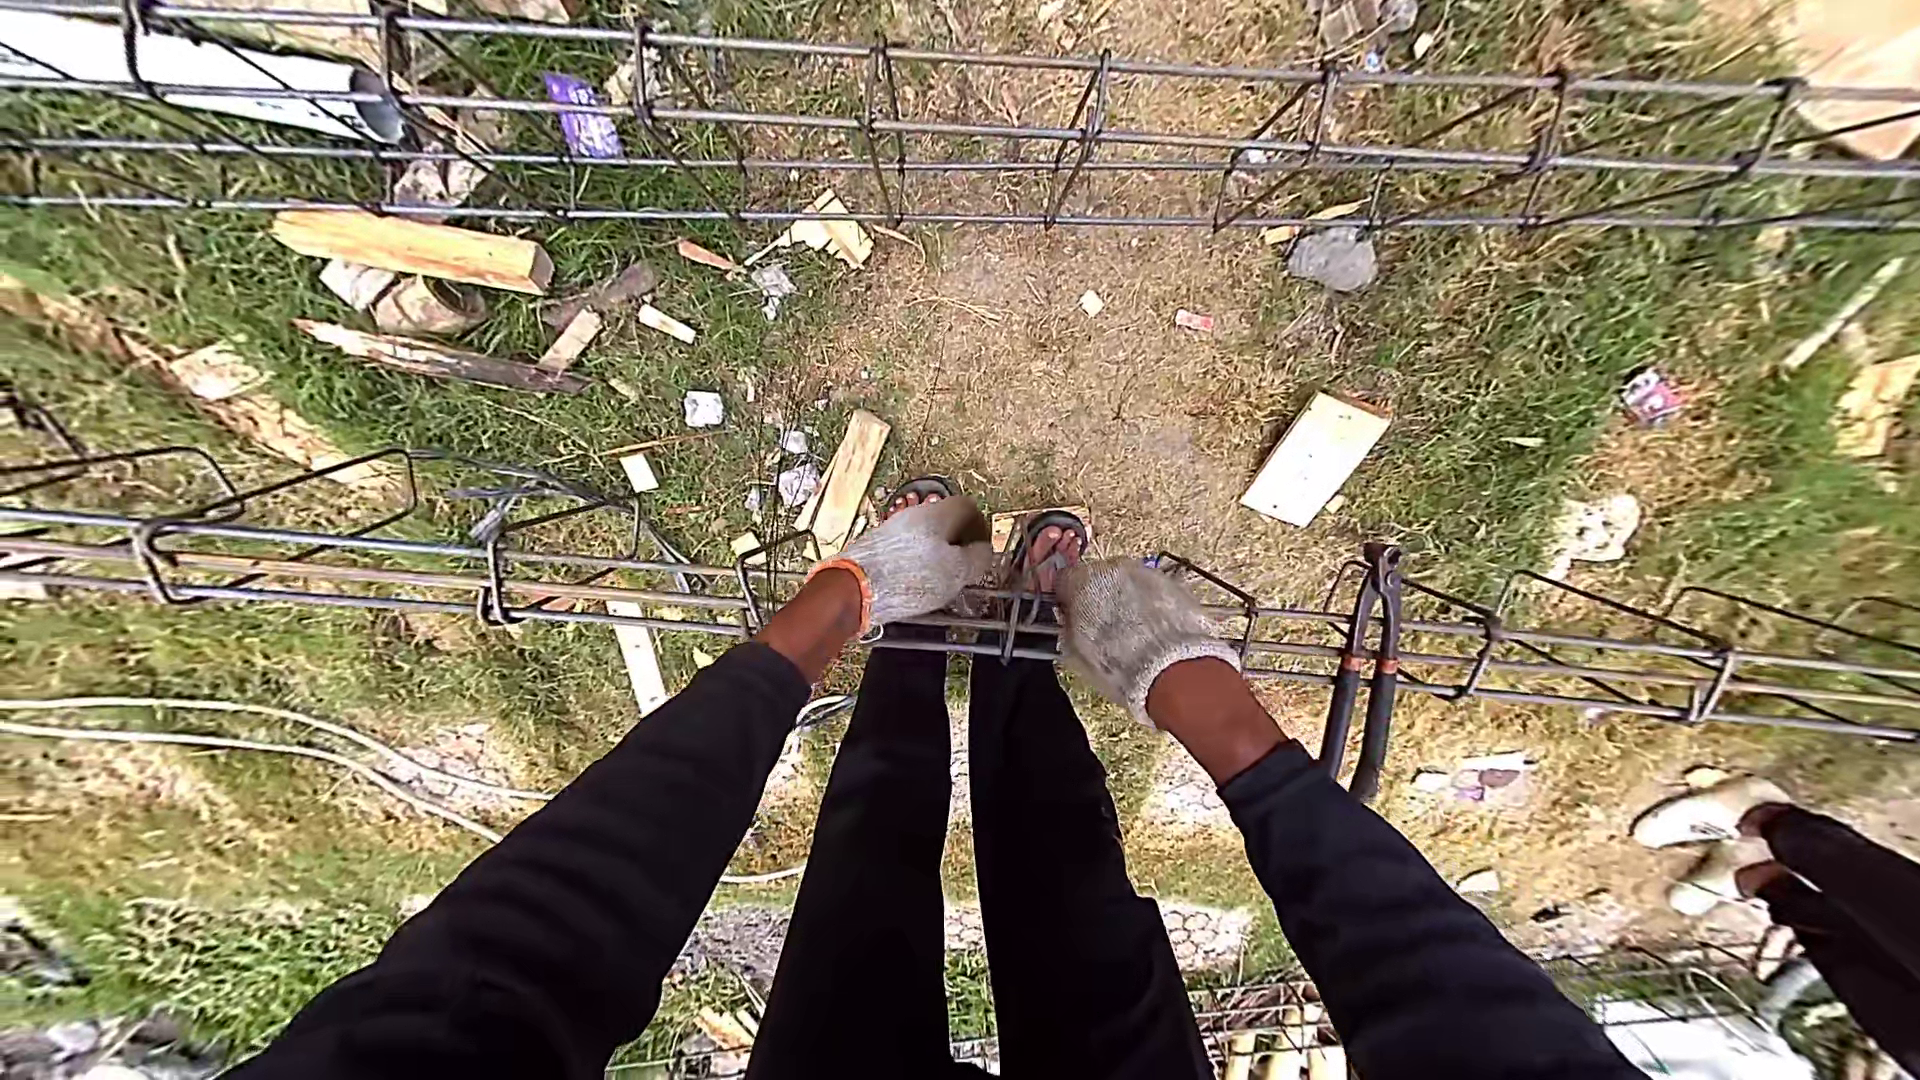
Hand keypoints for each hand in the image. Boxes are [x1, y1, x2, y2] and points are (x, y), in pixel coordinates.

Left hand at [813, 495, 993, 631]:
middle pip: (946, 521)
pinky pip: (907, 551)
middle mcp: (913, 516)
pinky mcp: (878, 548)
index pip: (969, 506)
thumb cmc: (905, 578)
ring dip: (939, 555)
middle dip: (959, 543)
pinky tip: (917, 584)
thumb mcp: (956, 572)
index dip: (981, 527)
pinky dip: (918, 564)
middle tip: (965, 567)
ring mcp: (893, 531)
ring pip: (926, 537)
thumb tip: (985, 552)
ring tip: (942, 580)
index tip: (982, 548)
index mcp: (936, 515)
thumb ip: (977, 558)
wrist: (854, 590)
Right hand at [1055, 558, 1243, 724]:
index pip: (1064, 580)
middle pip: (1098, 578)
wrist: (1174, 671)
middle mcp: (1114, 570)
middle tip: (1103, 628)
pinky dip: (1152, 607)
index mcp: (1083, 581)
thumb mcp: (1076, 652)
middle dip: (1098, 599)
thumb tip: (1070, 624)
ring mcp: (1147, 574)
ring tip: (1133, 635)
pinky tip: (1154, 634)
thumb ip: (1069, 627)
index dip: (1067, 600)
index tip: (1072, 615)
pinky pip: (1155, 591)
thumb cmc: (1123, 665)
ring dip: (1127, 601)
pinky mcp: (1174, 585)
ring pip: (1128, 583)